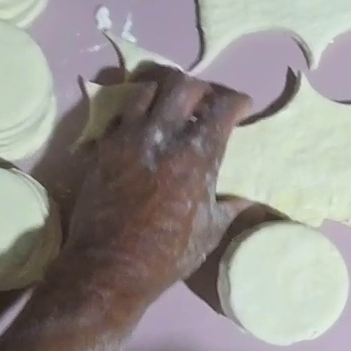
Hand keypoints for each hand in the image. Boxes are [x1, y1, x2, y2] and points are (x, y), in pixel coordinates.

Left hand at [58, 67, 252, 309]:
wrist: (110, 265)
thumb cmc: (168, 254)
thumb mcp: (210, 232)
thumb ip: (229, 207)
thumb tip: (246, 200)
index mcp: (197, 155)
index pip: (223, 107)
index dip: (238, 101)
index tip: (242, 106)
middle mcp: (163, 136)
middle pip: (183, 85)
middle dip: (201, 88)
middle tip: (206, 102)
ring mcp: (128, 138)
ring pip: (148, 90)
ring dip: (165, 93)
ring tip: (171, 107)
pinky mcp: (103, 147)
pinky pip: (120, 114)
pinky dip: (136, 114)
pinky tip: (143, 128)